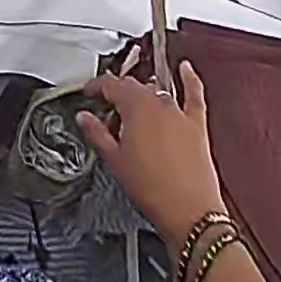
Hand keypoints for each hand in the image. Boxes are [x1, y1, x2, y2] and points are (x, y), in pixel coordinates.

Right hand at [77, 62, 225, 243]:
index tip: (89, 92)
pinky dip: (190, 79)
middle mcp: (157, 103)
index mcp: (134, 107)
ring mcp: (178, 113)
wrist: (189, 213)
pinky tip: (185, 67)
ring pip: (156, 91)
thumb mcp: (114, 160)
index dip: (96, 86)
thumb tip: (84, 117)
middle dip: (117, 93)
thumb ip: (97, 133)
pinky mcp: (196, 125)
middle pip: (133, 86)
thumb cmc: (152, 188)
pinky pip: (194, 94)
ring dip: (142, 94)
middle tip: (107, 108)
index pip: (110, 84)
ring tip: (132, 108)